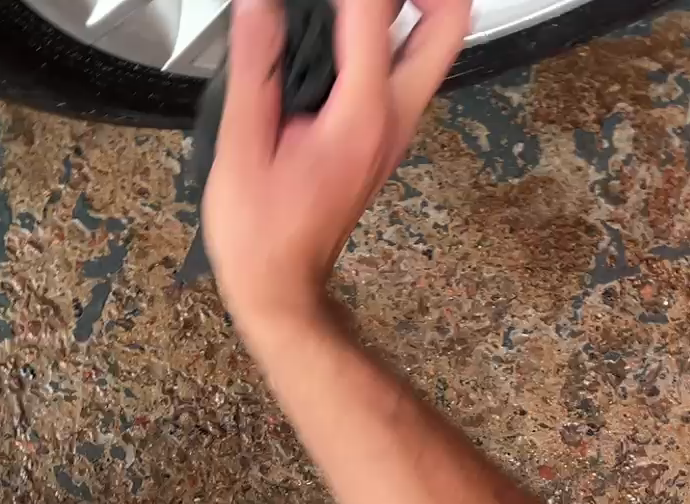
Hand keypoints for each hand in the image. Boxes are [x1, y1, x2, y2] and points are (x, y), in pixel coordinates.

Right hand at [203, 0, 470, 336]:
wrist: (280, 289)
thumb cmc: (261, 240)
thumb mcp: (242, 151)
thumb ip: (256, 68)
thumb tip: (258, 6)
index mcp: (359, 119)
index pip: (374, 11)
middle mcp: (390, 124)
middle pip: (447, 23)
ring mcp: (392, 138)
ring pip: (432, 49)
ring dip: (408, 10)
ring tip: (353, 5)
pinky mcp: (381, 147)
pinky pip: (404, 78)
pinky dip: (387, 44)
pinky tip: (340, 45)